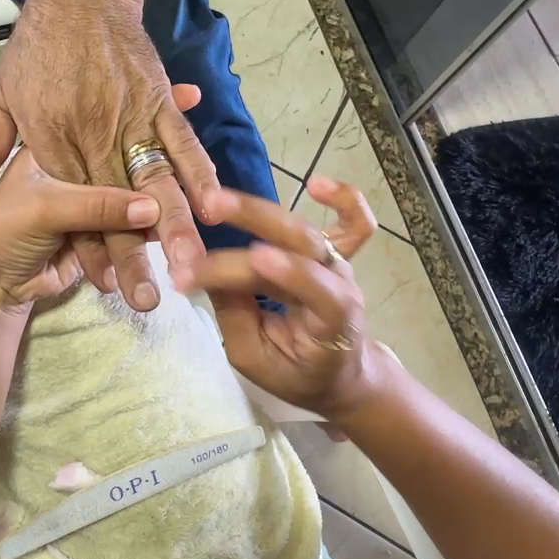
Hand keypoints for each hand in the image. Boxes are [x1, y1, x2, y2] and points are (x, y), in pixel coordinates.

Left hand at [0, 8, 217, 314]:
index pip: (73, 207)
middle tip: (155, 296)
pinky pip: (182, 145)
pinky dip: (200, 174)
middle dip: (137, 254)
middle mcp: (94, 137)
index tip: (105, 286)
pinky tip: (212, 207)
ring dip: (175, 226)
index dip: (90, 248)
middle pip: (117, 206)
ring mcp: (130, 119)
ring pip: (155, 181)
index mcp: (54, 142)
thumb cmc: (37, 48)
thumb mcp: (0, 98)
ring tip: (191, 266)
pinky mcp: (158, 102)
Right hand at [174, 177, 383, 419]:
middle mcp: (340, 282)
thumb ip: (234, 315)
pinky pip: (353, 223)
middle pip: (303, 243)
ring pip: (308, 229)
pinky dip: (343, 199)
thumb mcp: (256, 359)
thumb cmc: (298, 372)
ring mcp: (340, 263)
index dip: (280, 271)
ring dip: (262, 210)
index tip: (241, 260)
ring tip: (217, 199)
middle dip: (254, 222)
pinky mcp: (338, 252)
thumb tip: (204, 271)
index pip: (305, 288)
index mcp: (333, 319)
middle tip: (209, 209)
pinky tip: (315, 184)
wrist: (343, 374)